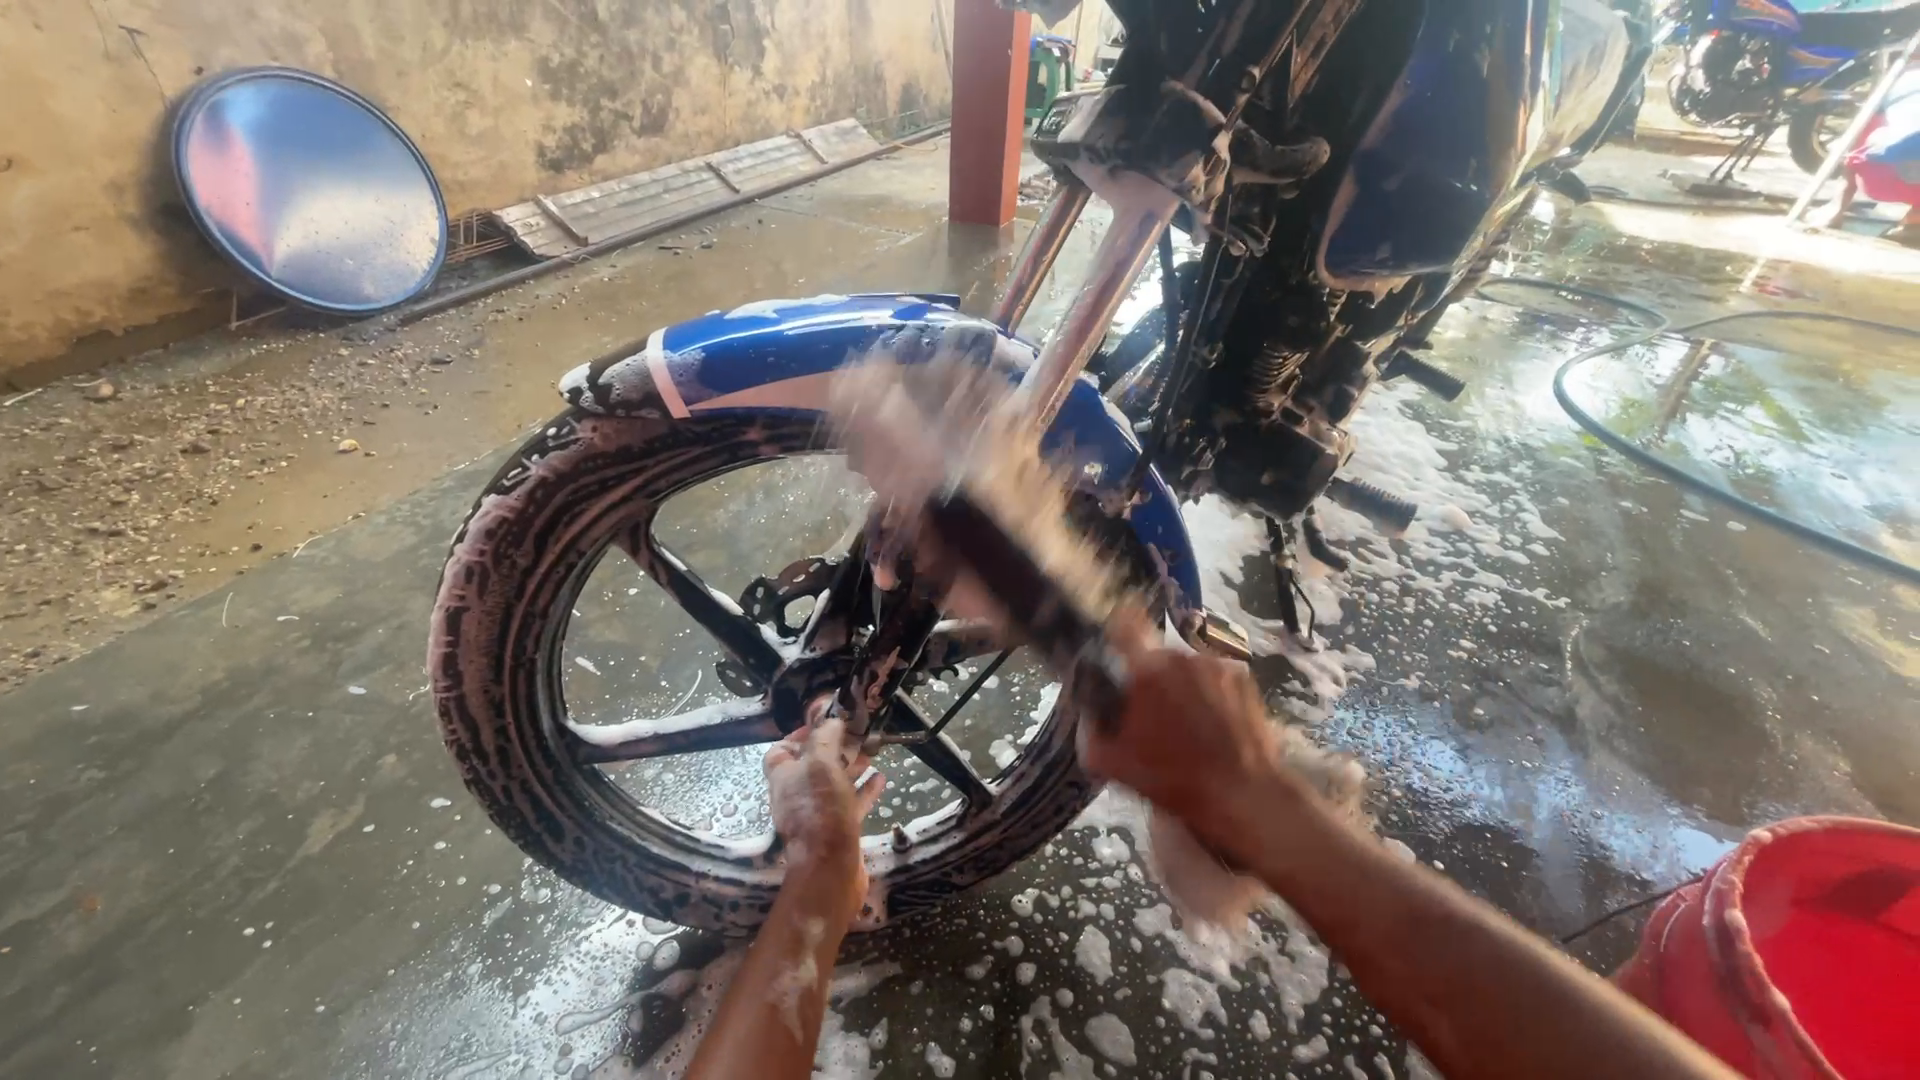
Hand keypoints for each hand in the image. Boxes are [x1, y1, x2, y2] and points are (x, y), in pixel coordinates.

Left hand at [762, 705, 885, 914]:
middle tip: (857, 734)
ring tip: (872, 751)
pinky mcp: (838, 830)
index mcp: (784, 777)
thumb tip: (831, 719)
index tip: (824, 724)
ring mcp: (818, 814)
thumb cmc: (820, 810)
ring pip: (834, 783)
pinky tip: (881, 779)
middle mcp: (797, 795)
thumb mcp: (821, 764)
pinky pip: (851, 804)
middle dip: (834, 748)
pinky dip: (864, 790)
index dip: (799, 735)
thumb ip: (825, 738)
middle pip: (813, 765)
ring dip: (851, 766)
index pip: (781, 750)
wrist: (830, 868)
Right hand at [1078, 618, 1302, 839]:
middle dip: (1151, 676)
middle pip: (1156, 654)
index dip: (1116, 627)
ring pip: (1186, 666)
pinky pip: (1214, 677)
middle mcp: (1181, 657)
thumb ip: (1091, 732)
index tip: (1115, 642)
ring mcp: (1216, 665)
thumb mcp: (1112, 765)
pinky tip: (1214, 724)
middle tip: (1154, 711)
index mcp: (1145, 671)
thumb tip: (1089, 716)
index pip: (1123, 624)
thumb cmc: (1173, 779)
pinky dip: (1210, 693)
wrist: (1243, 793)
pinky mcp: (1243, 678)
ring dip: (1182, 685)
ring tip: (1189, 722)